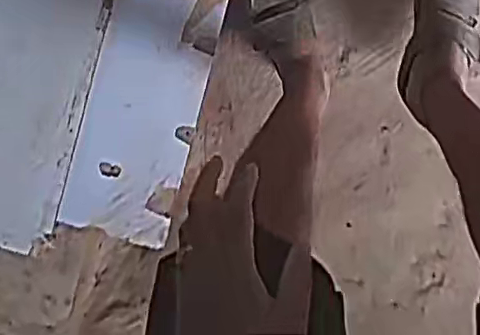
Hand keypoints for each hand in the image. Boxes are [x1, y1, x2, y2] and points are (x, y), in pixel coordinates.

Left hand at [171, 156, 312, 334]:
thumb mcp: (288, 317)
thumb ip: (293, 277)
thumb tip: (299, 240)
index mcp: (233, 257)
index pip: (236, 207)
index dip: (244, 183)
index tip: (252, 168)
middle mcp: (206, 257)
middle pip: (202, 207)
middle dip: (210, 179)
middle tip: (219, 162)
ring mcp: (189, 273)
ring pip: (189, 225)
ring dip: (198, 201)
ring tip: (208, 191)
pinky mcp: (181, 291)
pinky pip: (184, 246)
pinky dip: (191, 229)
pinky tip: (198, 235)